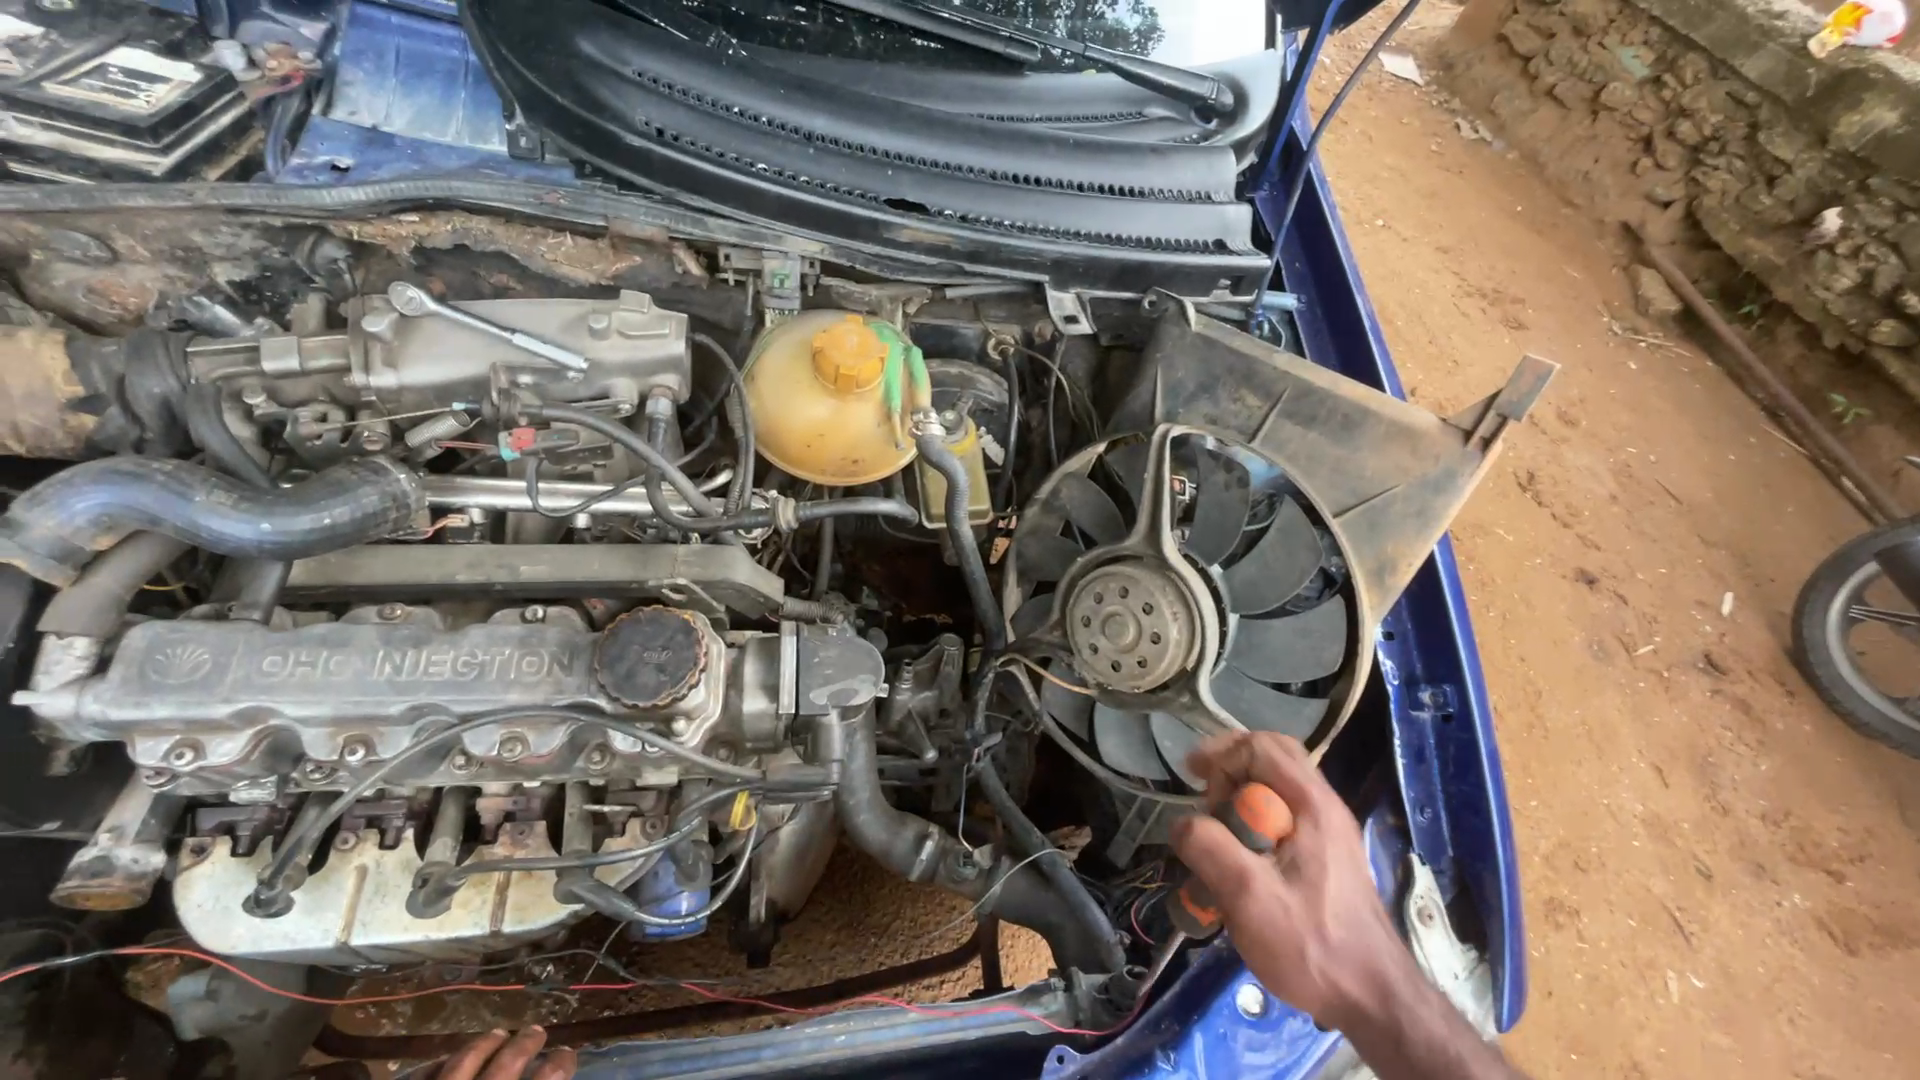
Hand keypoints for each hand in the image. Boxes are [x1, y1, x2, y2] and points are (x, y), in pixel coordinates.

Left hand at [436, 1027, 577, 1079]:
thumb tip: (555, 1075)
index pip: (549, 1076)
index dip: (561, 1063)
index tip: (567, 1053)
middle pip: (509, 1061)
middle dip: (526, 1043)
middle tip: (536, 1031)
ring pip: (463, 1061)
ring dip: (483, 1044)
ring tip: (497, 1034)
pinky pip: (422, 1075)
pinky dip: (435, 1066)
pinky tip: (443, 1061)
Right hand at [1168, 732, 1412, 1030]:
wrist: (1374, 1000)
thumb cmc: (1312, 944)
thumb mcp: (1248, 895)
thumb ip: (1209, 847)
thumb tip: (1182, 824)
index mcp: (1312, 804)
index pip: (1261, 747)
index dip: (1221, 757)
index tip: (1195, 783)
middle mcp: (1324, 807)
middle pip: (1273, 757)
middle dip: (1230, 766)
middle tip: (1203, 793)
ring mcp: (1327, 833)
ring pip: (1276, 788)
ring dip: (1239, 797)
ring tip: (1214, 829)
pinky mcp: (1323, 859)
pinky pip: (1282, 818)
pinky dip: (1251, 823)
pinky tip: (1236, 860)